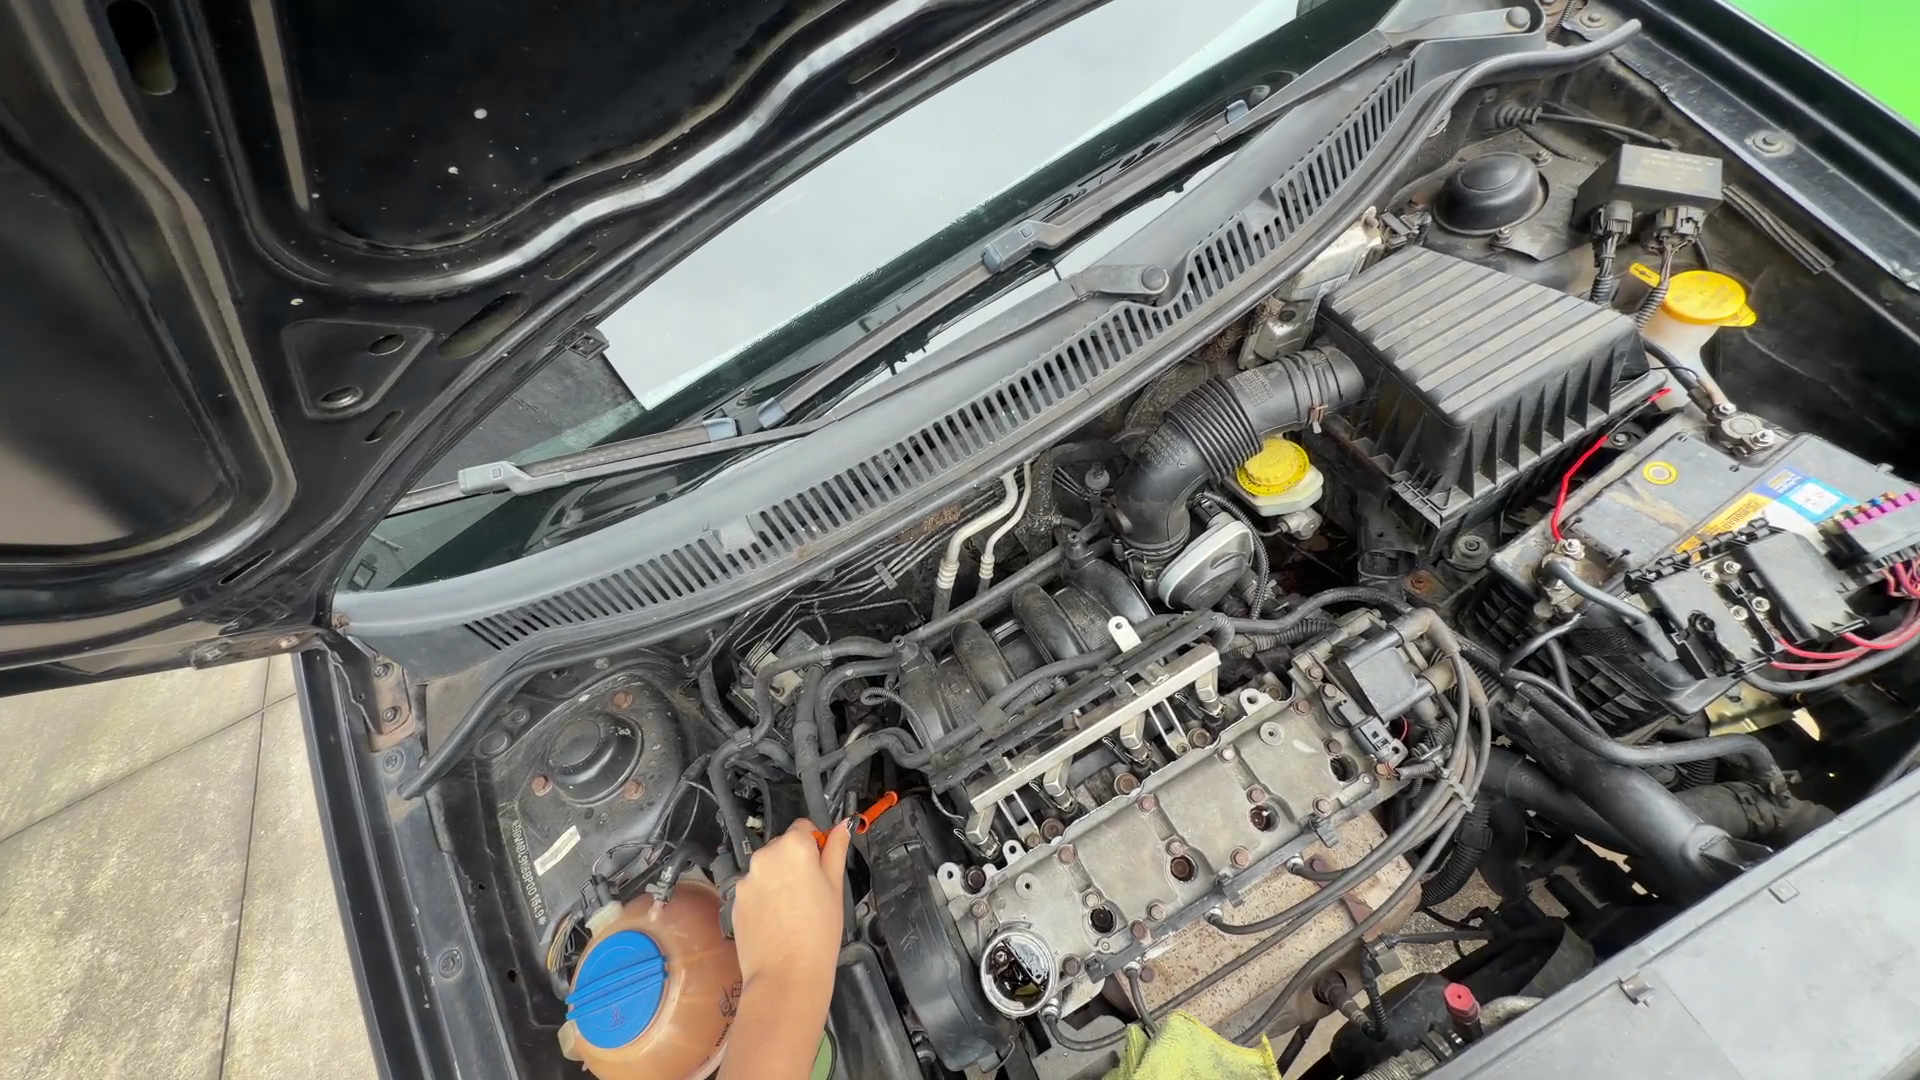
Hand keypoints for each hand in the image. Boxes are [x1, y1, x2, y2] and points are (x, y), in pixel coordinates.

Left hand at [731, 817, 850, 996]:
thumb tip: (843, 825)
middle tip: (810, 893)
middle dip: (795, 861)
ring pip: (768, 869)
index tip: (821, 869)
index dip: (816, 845)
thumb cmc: (819, 930)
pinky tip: (776, 922)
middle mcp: (765, 855)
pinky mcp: (734, 901)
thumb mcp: (835, 886)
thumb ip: (836, 849)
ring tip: (792, 911)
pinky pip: (754, 889)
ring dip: (778, 879)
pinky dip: (764, 898)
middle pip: (783, 846)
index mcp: (793, 845)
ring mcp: (747, 879)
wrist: (785, 977)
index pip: (804, 827)